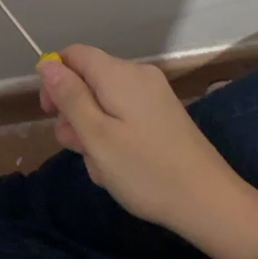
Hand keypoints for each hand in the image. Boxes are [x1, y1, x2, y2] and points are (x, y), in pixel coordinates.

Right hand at [37, 46, 257, 258]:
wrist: (210, 203)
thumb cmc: (146, 170)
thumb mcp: (96, 136)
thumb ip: (69, 97)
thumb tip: (47, 63)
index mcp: (119, 75)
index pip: (74, 55)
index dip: (55, 79)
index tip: (50, 113)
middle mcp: (138, 76)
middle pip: (88, 81)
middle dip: (74, 113)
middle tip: (78, 148)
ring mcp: (154, 97)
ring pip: (104, 104)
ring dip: (93, 132)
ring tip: (102, 166)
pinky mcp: (163, 117)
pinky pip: (124, 117)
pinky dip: (113, 138)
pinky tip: (119, 167)